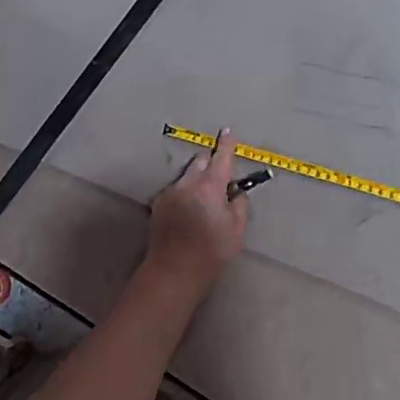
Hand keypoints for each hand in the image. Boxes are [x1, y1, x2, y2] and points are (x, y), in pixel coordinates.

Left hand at [145, 128, 251, 287]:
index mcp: (209, 185)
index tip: (227, 131)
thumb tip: (236, 190)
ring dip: (197, 181)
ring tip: (204, 205)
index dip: (226, 144)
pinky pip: (176, 191)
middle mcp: (187, 182)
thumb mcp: (238, 229)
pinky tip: (188, 215)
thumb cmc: (212, 251)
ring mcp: (170, 191)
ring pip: (187, 176)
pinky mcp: (159, 203)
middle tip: (221, 179)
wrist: (175, 268)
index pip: (221, 158)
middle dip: (211, 163)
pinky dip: (185, 195)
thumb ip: (240, 204)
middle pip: (200, 161)